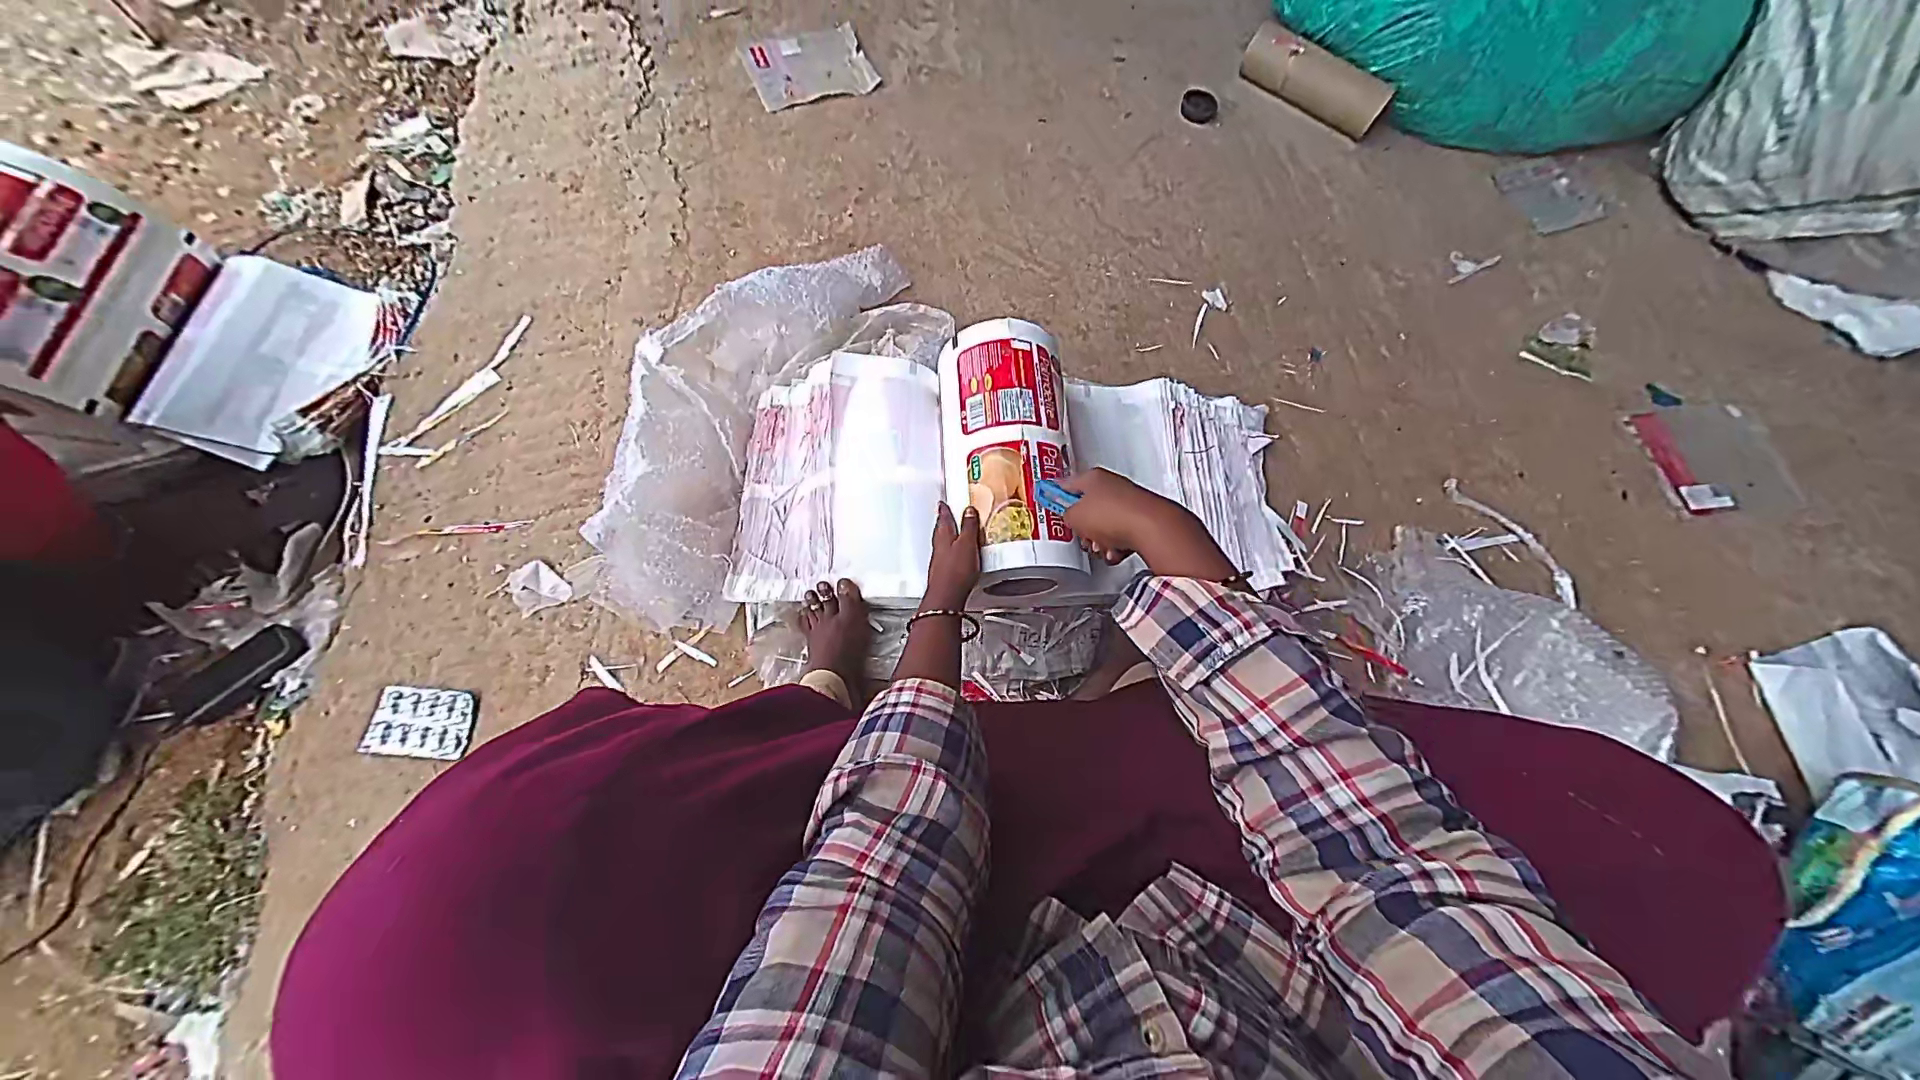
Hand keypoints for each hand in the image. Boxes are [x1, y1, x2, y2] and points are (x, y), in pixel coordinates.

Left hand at [922, 502, 980, 609]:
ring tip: (953, 532)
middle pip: (941, 529)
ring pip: (942, 542)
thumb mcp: (968, 543)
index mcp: (944, 535)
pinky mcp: (943, 572)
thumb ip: (969, 527)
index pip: (943, 517)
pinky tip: (957, 555)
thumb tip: (969, 511)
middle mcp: (939, 546)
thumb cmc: (955, 571)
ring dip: (947, 535)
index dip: (944, 509)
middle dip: (943, 521)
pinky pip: (947, 555)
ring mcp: (940, 559)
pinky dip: (951, 550)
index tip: (943, 503)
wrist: (947, 597)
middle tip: (944, 514)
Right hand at [1058, 468, 1187, 562]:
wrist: (1152, 529)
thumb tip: (1070, 518)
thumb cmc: (1116, 515)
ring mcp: (1128, 503)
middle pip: (1087, 508)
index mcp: (1093, 478)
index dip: (1055, 493)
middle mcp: (1112, 486)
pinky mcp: (1141, 521)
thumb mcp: (1075, 517)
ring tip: (1102, 546)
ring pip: (1104, 526)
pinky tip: (1117, 551)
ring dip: (1100, 541)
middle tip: (1083, 534)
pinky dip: (1117, 547)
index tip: (1047, 496)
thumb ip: (1067, 515)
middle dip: (1084, 528)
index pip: (1066, 483)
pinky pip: (1121, 536)